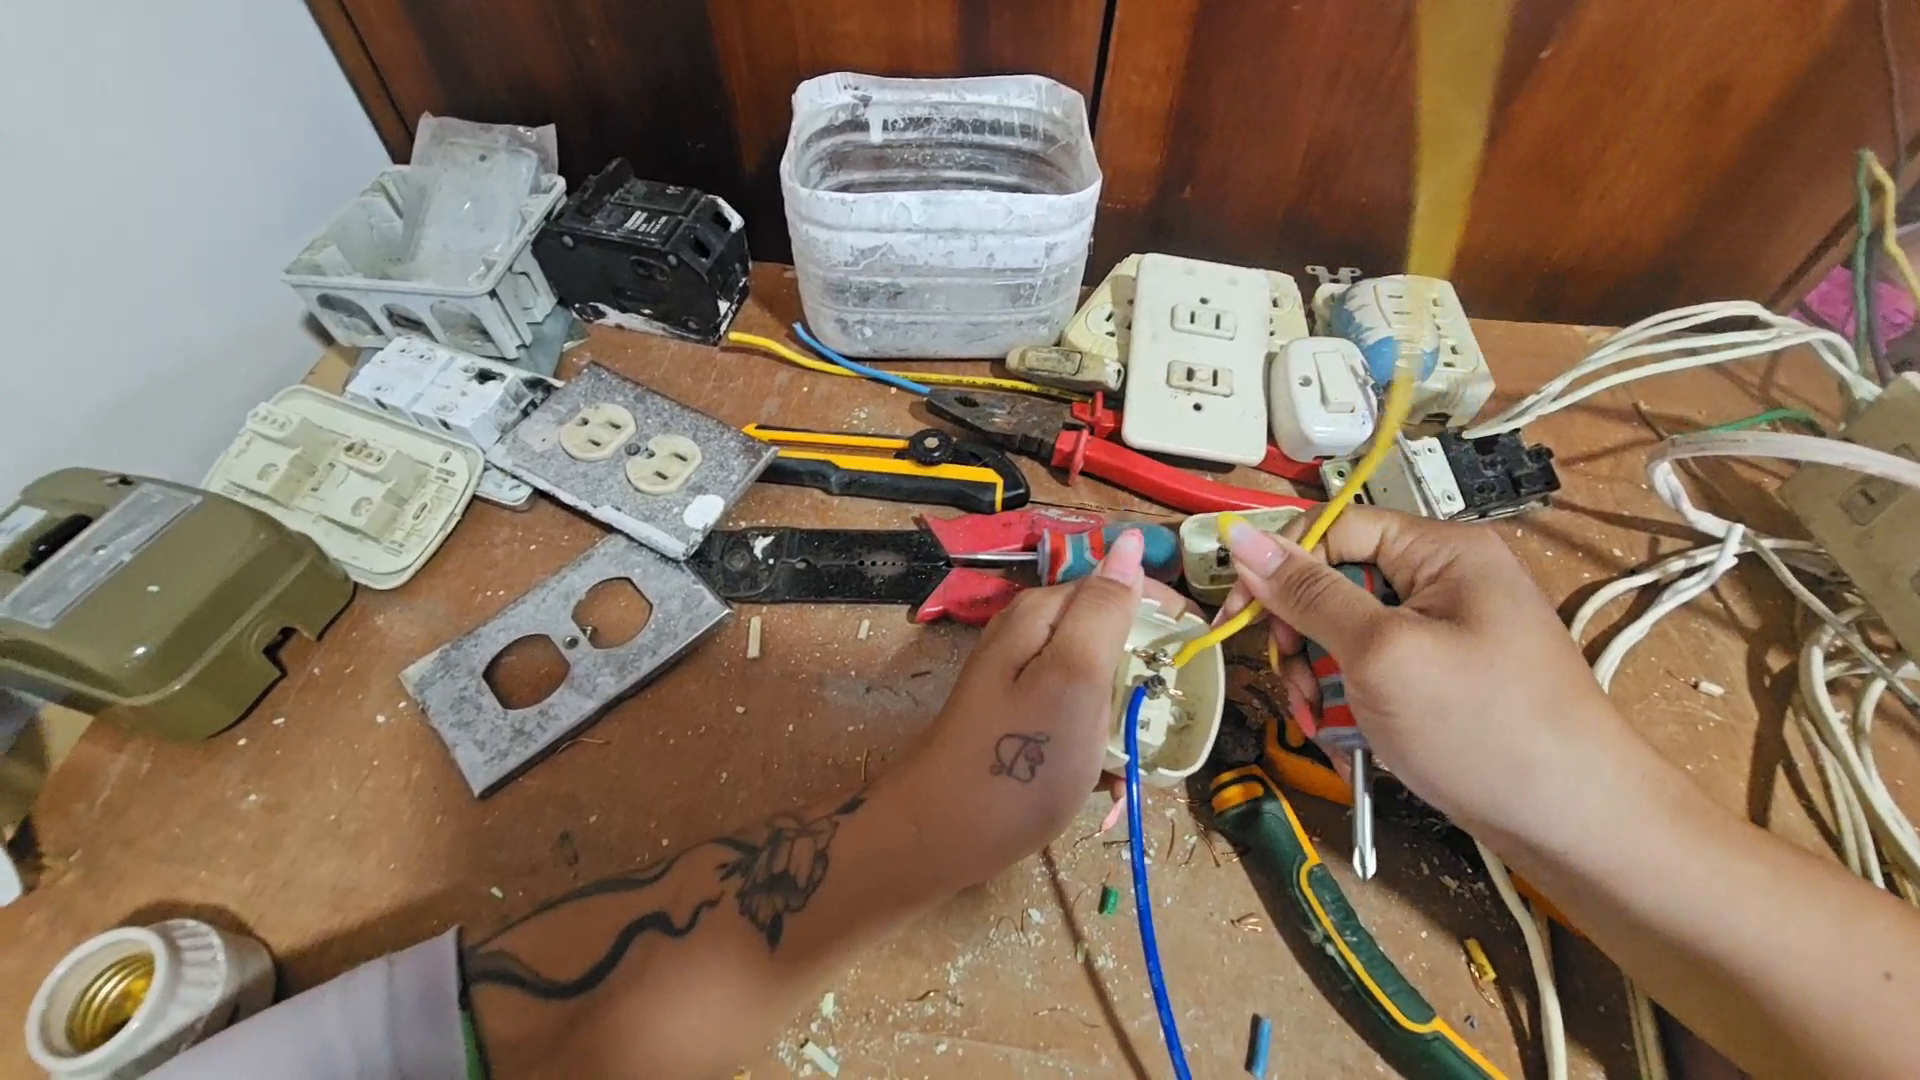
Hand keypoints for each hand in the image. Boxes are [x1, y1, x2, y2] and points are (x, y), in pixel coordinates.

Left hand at [901, 530, 1164, 884]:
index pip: (1117, 585)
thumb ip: (1104, 610)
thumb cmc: (1018, 758)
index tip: (1195, 655)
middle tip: (1164, 718)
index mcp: (1041, 614)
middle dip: (1144, 672)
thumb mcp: (1074, 676)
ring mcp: (1020, 680)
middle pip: (1107, 633)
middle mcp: (1027, 637)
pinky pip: (1075, 715)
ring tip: (1136, 757)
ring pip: (1096, 679)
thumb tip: (1129, 543)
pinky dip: (1096, 740)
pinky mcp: (1019, 720)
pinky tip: (1105, 777)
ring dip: (1123, 714)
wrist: (942, 835)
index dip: (1163, 614)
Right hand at [1218, 506, 1634, 840]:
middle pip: (1333, 581)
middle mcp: (1442, 579)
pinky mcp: (1437, 674)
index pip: (1333, 528)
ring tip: (1315, 717)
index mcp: (1441, 551)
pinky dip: (1343, 698)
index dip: (1279, 566)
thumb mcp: (1380, 653)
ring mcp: (1441, 630)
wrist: (1579, 830)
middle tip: (1290, 678)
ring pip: (1342, 630)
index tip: (1238, 616)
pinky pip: (1367, 667)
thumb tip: (1242, 538)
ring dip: (1314, 673)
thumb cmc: (1481, 728)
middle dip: (1299, 633)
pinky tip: (1341, 734)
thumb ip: (1307, 594)